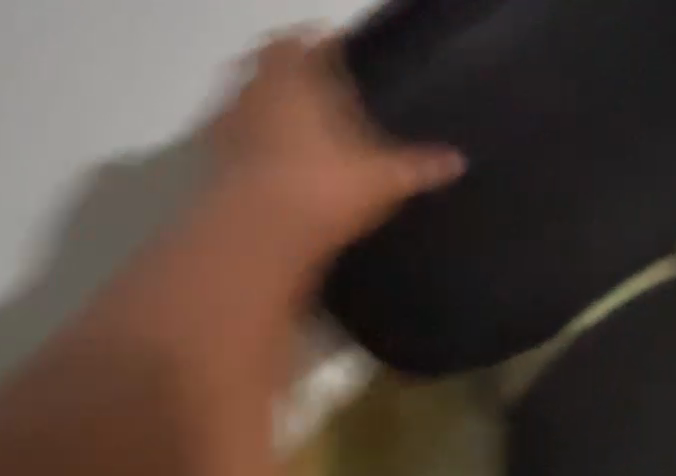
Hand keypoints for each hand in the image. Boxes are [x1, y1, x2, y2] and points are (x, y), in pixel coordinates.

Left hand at [209, 28, 464, 255]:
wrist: (261, 234)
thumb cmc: (325, 190)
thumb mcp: (384, 180)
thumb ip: (419, 166)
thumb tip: (459, 160)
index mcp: (294, 76)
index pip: (304, 41)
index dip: (322, 43)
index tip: (337, 49)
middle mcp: (255, 86)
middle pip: (267, 60)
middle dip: (290, 68)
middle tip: (316, 85)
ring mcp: (229, 119)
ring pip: (247, 94)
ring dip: (267, 101)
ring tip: (295, 123)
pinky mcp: (216, 156)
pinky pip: (234, 134)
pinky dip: (252, 138)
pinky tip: (273, 160)